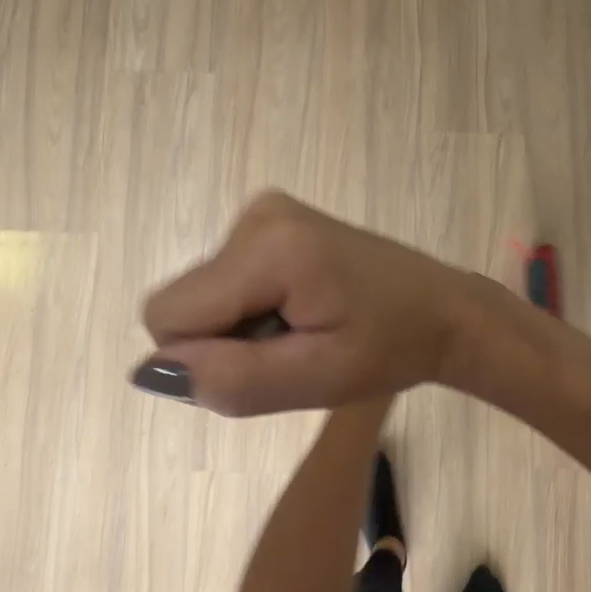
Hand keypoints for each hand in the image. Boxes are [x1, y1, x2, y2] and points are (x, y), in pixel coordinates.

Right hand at [134, 192, 486, 415]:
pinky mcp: (268, 219)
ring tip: (304, 328)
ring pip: (201, 296)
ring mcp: (262, 210)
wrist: (441, 310)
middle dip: (223, 342)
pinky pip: (223, 282)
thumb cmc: (390, 348)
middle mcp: (256, 215)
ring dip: (239, 328)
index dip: (206, 358)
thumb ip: (232, 378)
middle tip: (292, 349)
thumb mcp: (317, 380)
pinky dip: (251, 308)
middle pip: (182, 303)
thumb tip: (149, 371)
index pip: (168, 316)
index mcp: (268, 247)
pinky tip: (302, 310)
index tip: (268, 363)